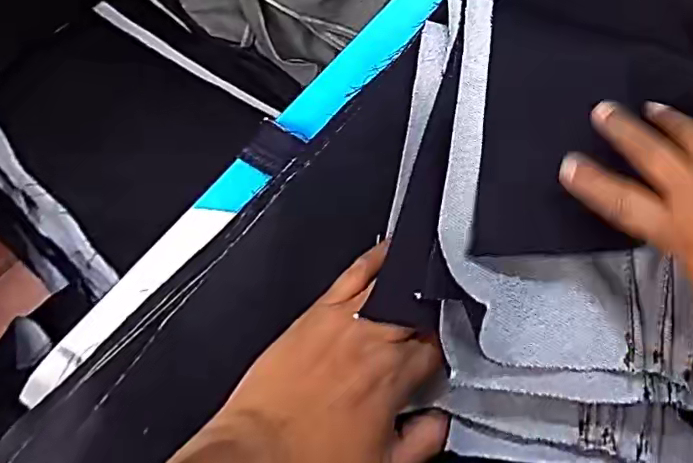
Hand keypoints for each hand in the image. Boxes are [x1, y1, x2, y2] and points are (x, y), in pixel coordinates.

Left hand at [171, 243, 448, 462]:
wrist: (250, 461)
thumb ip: (422, 440)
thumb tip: (442, 420)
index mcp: (395, 373)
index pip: (437, 347)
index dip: (443, 352)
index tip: (437, 362)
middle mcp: (377, 337)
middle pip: (421, 311)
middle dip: (430, 320)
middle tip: (425, 335)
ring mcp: (348, 318)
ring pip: (394, 285)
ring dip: (412, 284)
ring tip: (422, 283)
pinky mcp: (321, 310)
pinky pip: (357, 271)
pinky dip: (377, 257)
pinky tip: (390, 250)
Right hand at [557, 101, 692, 358]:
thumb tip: (687, 234)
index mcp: (680, 231)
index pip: (621, 203)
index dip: (592, 183)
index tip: (569, 164)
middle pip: (649, 151)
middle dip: (622, 130)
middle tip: (602, 109)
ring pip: (689, 134)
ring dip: (668, 119)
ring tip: (651, 106)